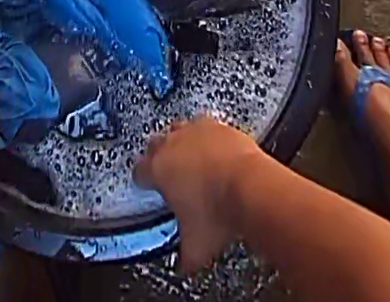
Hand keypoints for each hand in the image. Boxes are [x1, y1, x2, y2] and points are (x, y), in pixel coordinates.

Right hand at [135, 115, 266, 273]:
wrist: (249, 186)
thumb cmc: (220, 209)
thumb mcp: (197, 244)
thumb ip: (184, 252)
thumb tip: (185, 264)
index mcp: (159, 168)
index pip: (139, 171)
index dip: (142, 179)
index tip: (147, 184)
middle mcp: (172, 143)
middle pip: (155, 144)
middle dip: (159, 156)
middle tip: (169, 171)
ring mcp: (195, 130)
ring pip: (178, 130)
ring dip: (181, 142)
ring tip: (190, 157)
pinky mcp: (217, 124)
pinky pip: (205, 126)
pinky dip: (207, 137)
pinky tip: (215, 149)